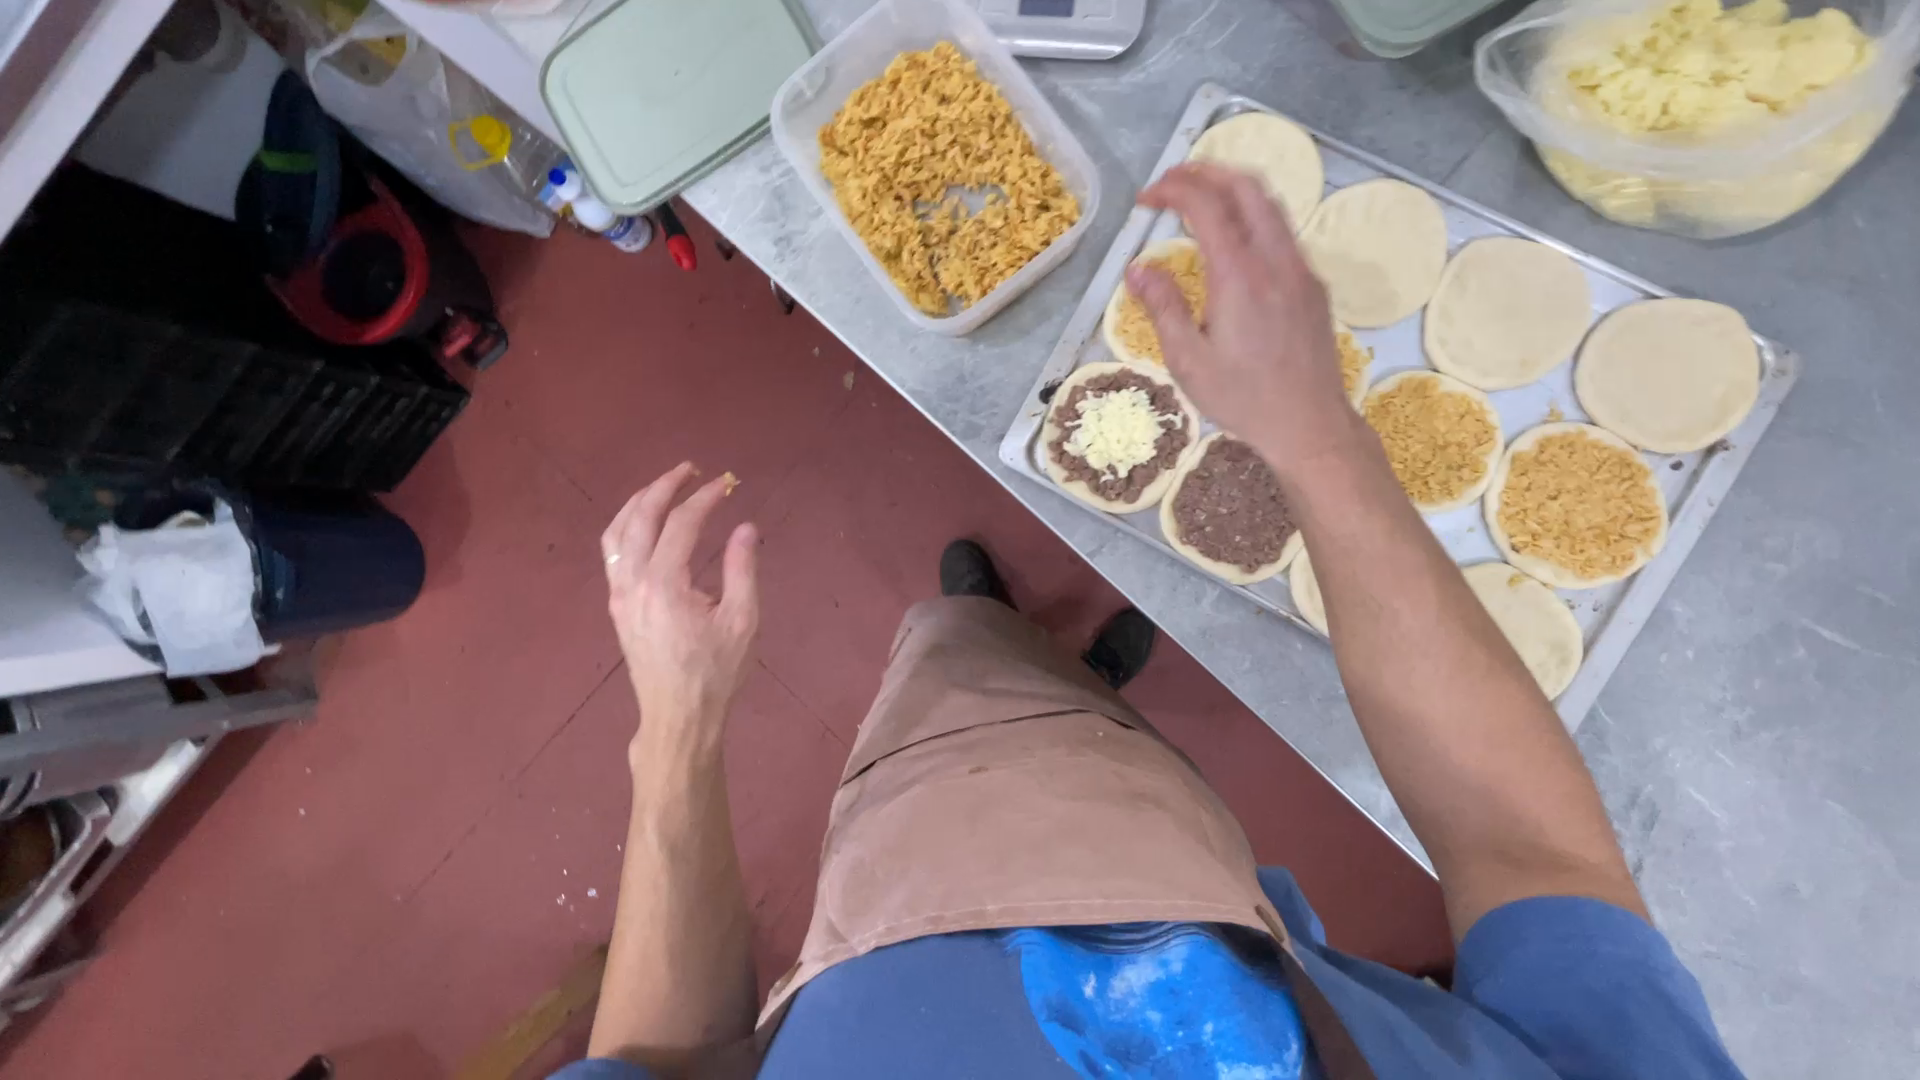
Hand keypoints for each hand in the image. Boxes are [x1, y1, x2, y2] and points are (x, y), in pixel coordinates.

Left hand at [601, 463, 759, 754]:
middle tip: (691, 470)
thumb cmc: (717, 671)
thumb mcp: (743, 620)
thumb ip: (742, 569)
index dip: (705, 498)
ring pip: (617, 532)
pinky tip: (644, 523)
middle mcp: (634, 582)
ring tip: (664, 487)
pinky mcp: (617, 605)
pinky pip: (613, 552)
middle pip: (640, 518)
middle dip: (665, 487)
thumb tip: (746, 526)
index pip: (682, 524)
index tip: (727, 484)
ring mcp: (619, 593)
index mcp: (666, 584)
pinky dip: (627, 526)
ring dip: (639, 502)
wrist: (679, 715)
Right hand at [1128, 164, 1363, 476]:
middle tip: (1172, 182)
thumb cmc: (1242, 399)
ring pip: (1271, 205)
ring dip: (1233, 189)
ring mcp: (1301, 270)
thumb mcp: (1188, 361)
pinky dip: (1253, 216)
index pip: (1207, 206)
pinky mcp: (1312, 286)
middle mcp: (1275, 260)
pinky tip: (1235, 241)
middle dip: (1206, 172)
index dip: (1173, 190)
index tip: (1145, 199)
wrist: (1308, 424)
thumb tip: (1138, 270)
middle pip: (1247, 187)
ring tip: (1201, 198)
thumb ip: (1163, 308)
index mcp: (1239, 276)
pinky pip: (1283, 232)